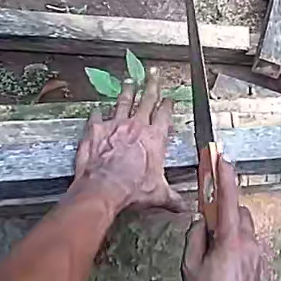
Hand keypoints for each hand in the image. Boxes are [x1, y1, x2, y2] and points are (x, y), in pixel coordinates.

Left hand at [74, 67, 180, 214]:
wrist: (104, 188)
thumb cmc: (133, 190)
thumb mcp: (158, 194)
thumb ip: (172, 197)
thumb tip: (183, 207)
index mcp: (155, 138)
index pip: (164, 115)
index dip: (167, 105)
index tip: (169, 99)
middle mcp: (137, 126)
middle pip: (146, 99)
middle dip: (151, 85)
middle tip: (154, 74)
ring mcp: (115, 125)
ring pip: (123, 102)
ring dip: (127, 91)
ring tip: (130, 80)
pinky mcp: (96, 130)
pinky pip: (97, 117)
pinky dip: (98, 113)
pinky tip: (97, 109)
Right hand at [182, 153, 263, 280]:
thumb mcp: (190, 269)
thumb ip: (195, 239)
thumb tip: (200, 223)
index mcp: (231, 239)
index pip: (230, 197)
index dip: (225, 175)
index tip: (222, 158)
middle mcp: (250, 244)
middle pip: (240, 213)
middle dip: (224, 212)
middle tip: (205, 224)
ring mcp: (258, 257)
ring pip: (245, 231)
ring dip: (230, 231)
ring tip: (210, 253)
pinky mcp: (261, 269)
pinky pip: (248, 248)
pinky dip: (235, 247)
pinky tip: (221, 269)